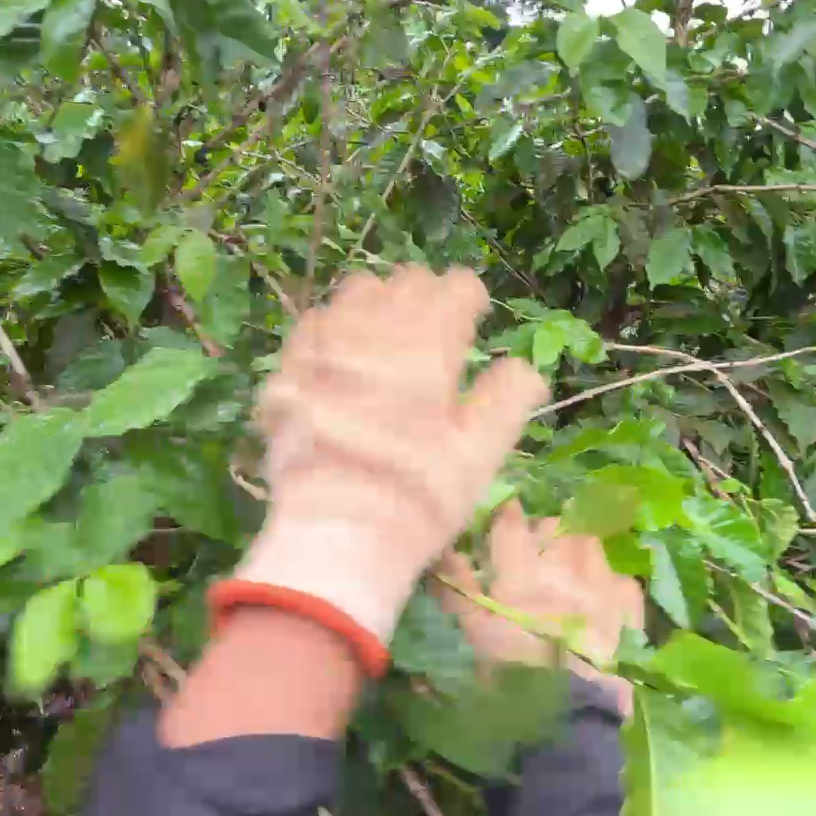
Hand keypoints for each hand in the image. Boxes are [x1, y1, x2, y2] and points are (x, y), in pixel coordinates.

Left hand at [211, 266, 546, 674]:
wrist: (337, 533)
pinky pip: (312, 326)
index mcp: (428, 351)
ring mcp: (327, 351)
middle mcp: (376, 337)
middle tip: (432, 318)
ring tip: (385, 327)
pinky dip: (332, 326)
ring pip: (354, 293)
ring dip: (377, 300)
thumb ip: (507, 401)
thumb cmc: (418, 498)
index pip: (454, 291)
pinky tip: (338, 347)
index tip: (472, 309)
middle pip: (404, 283)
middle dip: (425, 293)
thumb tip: (525, 368)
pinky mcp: (291, 372)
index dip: (467, 295)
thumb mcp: (480, 457)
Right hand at [436, 502, 641, 713]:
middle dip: (542, 530)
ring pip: (588, 543)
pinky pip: (621, 577)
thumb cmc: (512, 677)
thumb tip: (444, 547)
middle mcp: (563, 572)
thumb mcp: (473, 633)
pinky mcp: (628, 611)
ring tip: (567, 562)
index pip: (511, 524)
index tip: (501, 512)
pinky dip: (609, 579)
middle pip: (554, 527)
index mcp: (520, 577)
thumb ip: (458, 586)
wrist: (571, 719)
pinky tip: (600, 590)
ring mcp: (601, 588)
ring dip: (575, 546)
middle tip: (533, 546)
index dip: (505, 513)